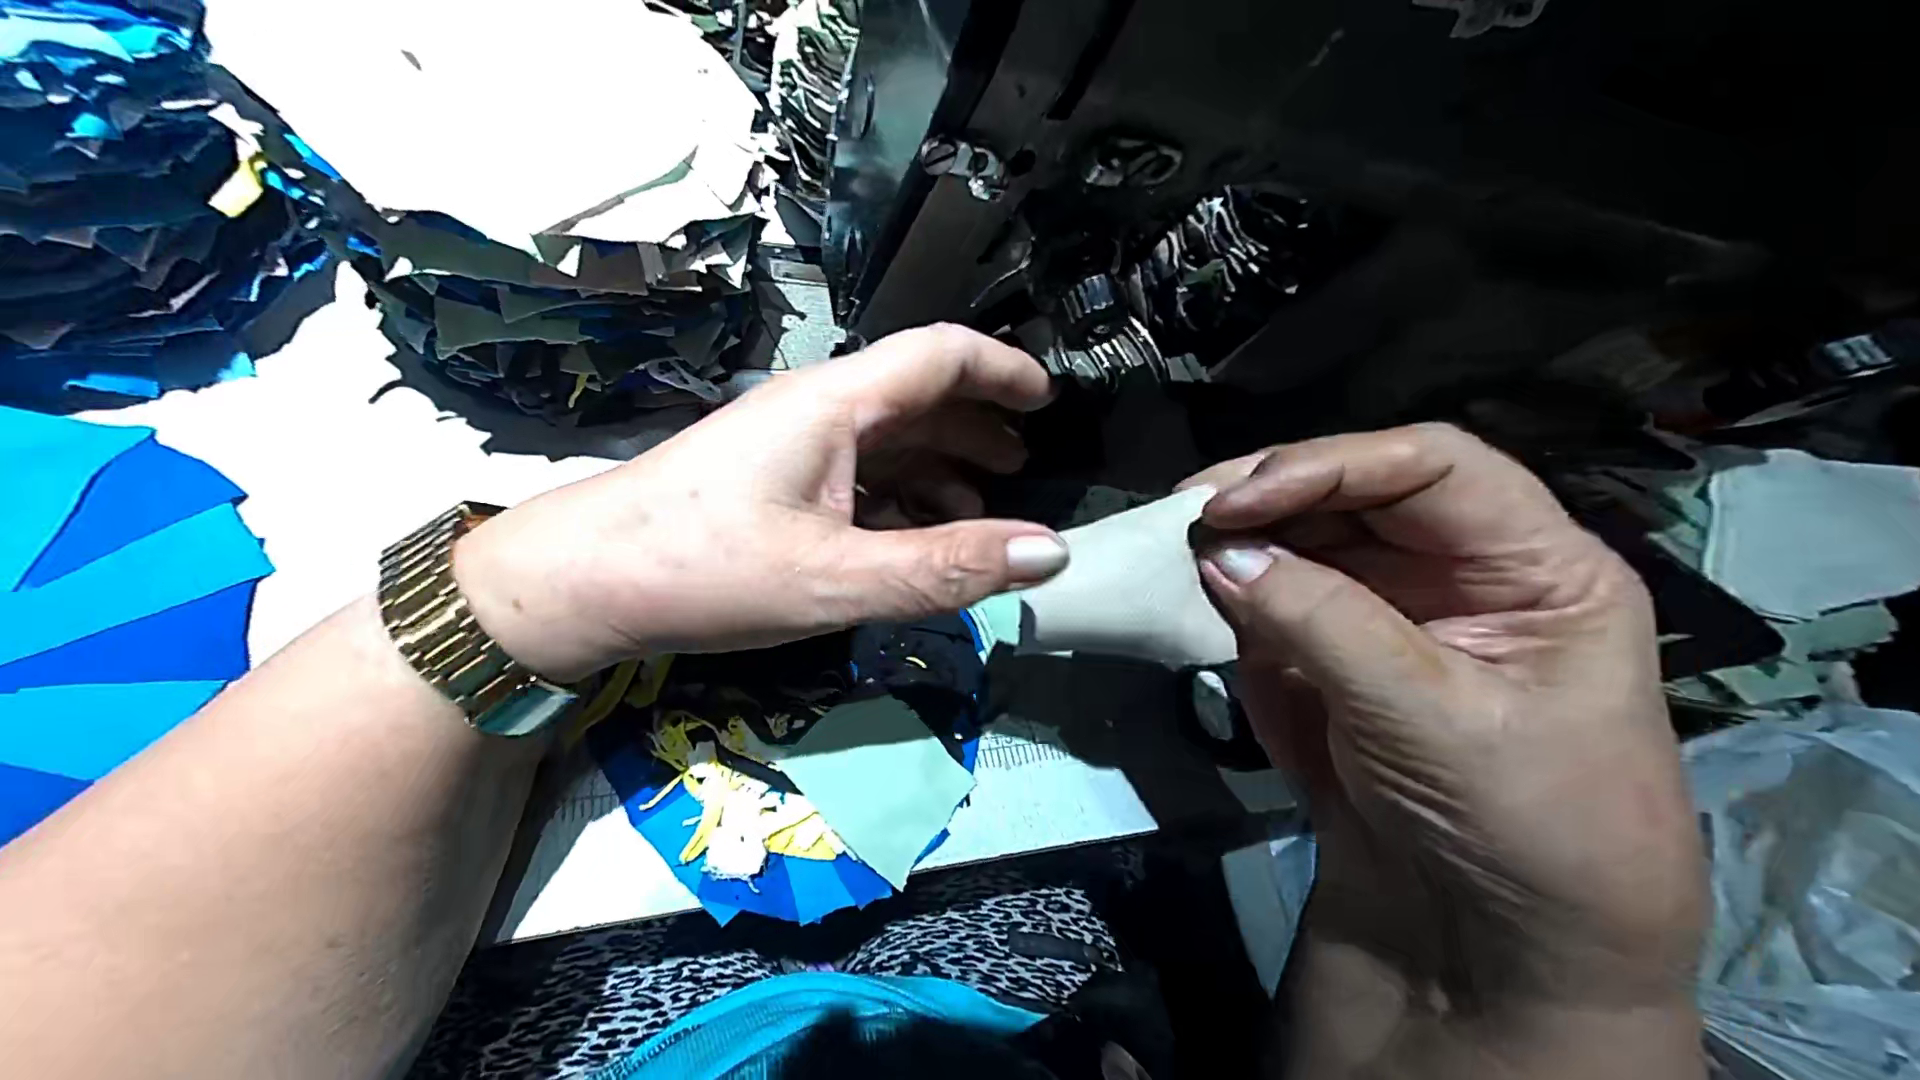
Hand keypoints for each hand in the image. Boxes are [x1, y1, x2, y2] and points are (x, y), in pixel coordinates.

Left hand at [454, 325, 1069, 681]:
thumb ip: (944, 567)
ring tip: (980, 509)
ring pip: (890, 441)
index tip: (1047, 400)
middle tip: (1023, 468)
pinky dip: (902, 499)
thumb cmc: (703, 570)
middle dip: (979, 427)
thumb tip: (1049, 552)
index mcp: (835, 405)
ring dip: (943, 467)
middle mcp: (818, 411)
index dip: (1002, 368)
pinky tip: (914, 535)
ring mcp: (795, 447)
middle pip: (919, 397)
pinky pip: (860, 476)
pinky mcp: (778, 483)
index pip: (939, 354)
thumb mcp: (836, 578)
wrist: (580, 584)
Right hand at [1185, 424, 1705, 1073]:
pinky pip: (1268, 586)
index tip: (1239, 501)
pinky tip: (1194, 583)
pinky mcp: (1323, 636)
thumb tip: (1220, 552)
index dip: (1330, 466)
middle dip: (1269, 493)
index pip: (1430, 467)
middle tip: (1191, 511)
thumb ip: (1322, 622)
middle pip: (1352, 488)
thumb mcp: (1429, 718)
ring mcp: (1379, 598)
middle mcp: (1450, 562)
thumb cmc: (1511, 822)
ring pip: (1298, 531)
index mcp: (1529, 563)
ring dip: (1238, 534)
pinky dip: (1227, 580)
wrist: (1472, 932)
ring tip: (1180, 544)